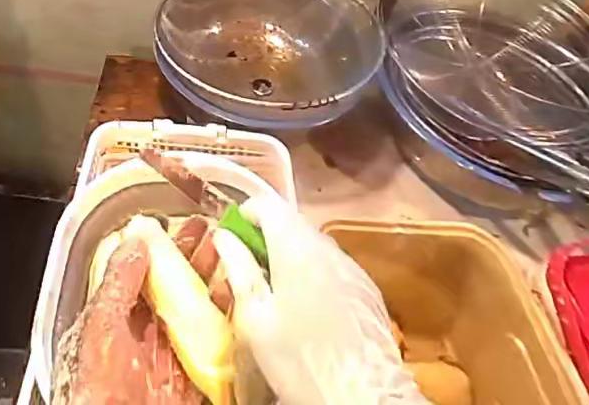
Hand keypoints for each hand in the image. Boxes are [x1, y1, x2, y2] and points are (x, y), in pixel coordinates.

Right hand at [210, 195, 428, 404]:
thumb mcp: (257, 320)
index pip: (268, 203)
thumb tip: (223, 236)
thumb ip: (239, 270)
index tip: (232, 235)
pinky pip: (331, 264)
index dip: (246, 212)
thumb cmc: (300, 358)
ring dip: (291, 254)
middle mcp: (326, 243)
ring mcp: (349, 262)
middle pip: (291, 221)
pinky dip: (314, 271)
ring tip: (276, 292)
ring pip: (312, 243)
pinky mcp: (365, 284)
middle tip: (248, 268)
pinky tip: (308, 307)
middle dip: (267, 235)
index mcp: (296, 245)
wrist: (364, 396)